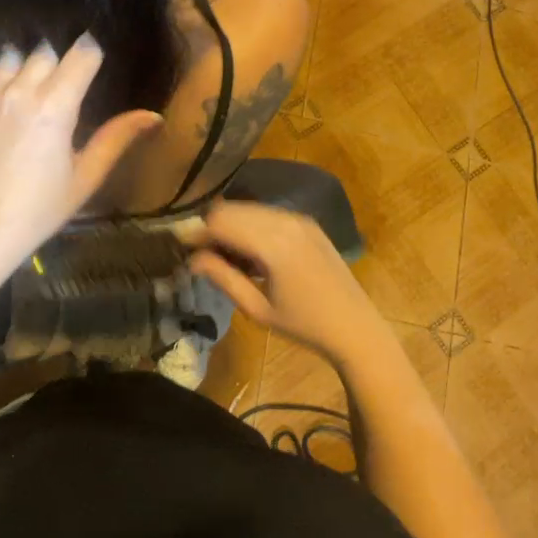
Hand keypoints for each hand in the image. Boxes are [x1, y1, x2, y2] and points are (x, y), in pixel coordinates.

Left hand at [0, 36, 162, 268]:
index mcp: (55, 107)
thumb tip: (152, 116)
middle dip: (62, 64)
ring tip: (38, 95)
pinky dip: (7, 81)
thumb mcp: (86, 176)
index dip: (93, 58)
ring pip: (16, 57)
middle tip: (68, 93)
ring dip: (31, 68)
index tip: (96, 70)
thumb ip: (117, 139)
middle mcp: (21, 92)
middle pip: (48, 52)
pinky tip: (13, 108)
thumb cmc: (42, 209)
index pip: (82, 54)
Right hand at [186, 200, 382, 362]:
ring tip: (225, 256)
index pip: (220, 222)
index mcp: (273, 245)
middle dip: (212, 227)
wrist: (355, 327)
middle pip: (232, 209)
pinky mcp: (308, 223)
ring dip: (231, 225)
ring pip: (248, 209)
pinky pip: (267, 214)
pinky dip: (251, 226)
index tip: (182, 249)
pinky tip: (250, 253)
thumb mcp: (256, 309)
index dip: (197, 233)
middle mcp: (286, 223)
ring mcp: (299, 220)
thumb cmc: (303, 325)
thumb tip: (192, 259)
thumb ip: (223, 278)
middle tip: (201, 254)